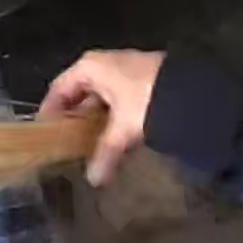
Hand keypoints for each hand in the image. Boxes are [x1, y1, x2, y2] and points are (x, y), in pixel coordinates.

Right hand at [40, 49, 164, 185]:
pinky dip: (111, 112)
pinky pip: (115, 95)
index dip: (50, 109)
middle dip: (74, 115)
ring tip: (92, 139)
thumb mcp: (125, 128)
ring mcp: (121, 68)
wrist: (197, 91)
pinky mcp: (140, 77)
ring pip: (99, 94)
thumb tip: (93, 180)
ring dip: (95, 116)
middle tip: (69, 139)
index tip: (45, 129)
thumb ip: (107, 151)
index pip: (59, 88)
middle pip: (78, 90)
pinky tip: (116, 130)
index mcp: (87, 66)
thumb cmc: (148, 101)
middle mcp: (100, 62)